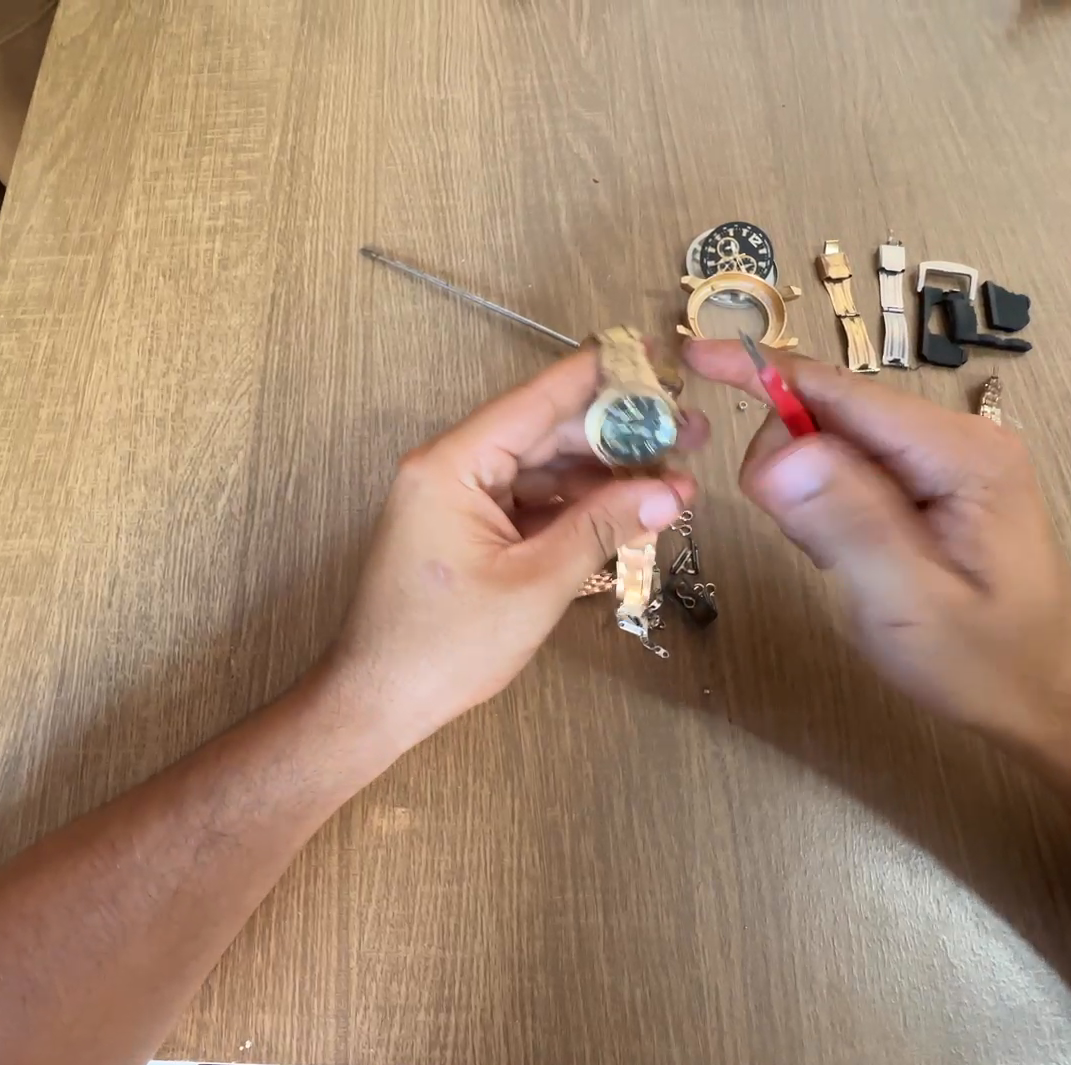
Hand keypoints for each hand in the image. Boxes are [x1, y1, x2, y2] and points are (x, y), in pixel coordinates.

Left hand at [323, 349, 702, 740]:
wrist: (380, 700)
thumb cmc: (447, 646)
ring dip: (600, 476)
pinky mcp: (464, 530)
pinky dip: (571, 509)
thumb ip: (602, 528)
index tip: (659, 357)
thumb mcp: (535, 584)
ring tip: (671, 482)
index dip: (601, 376)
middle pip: (543, 434)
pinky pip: (526, 504)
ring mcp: (455, 501)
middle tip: (690, 435)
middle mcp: (450, 469)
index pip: (536, 400)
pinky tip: (623, 512)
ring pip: (539, 470)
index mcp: (452, 465)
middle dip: (616, 436)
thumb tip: (672, 492)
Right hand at [684, 340, 1070, 742]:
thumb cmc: (980, 660)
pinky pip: (835, 471)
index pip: (840, 390)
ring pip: (822, 443)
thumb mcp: (907, 601)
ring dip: (798, 494)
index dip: (762, 370)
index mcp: (958, 452)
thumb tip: (775, 457)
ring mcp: (932, 460)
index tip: (694, 358)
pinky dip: (813, 505)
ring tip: (829, 556)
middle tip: (800, 539)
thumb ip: (845, 524)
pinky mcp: (917, 484)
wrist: (1037, 697)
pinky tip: (839, 550)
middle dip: (784, 465)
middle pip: (824, 413)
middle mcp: (949, 439)